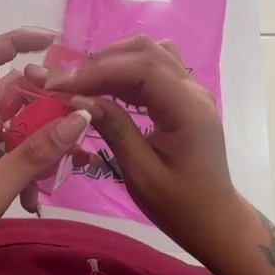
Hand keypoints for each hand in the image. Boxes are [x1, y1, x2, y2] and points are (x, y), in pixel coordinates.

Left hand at [0, 28, 91, 274]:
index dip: (17, 40)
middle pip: (16, 94)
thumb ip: (37, 154)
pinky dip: (28, 172)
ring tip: (76, 165)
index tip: (53, 40)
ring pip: (18, 128)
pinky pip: (10, 156)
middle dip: (51, 103)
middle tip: (85, 119)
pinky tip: (37, 202)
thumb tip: (79, 116)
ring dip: (46, 144)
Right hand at [31, 35, 245, 263]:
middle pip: (146, 51)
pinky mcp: (183, 98)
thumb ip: (114, 129)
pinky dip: (124, 70)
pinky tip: (102, 88)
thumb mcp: (141, 174)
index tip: (59, 84)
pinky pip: (153, 68)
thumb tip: (77, 100)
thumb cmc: (179, 206)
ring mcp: (191, 91)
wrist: (215, 223)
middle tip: (65, 83)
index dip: (97, 70)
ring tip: (81, 83)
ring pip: (150, 53)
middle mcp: (193, 91)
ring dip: (113, 61)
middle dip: (101, 61)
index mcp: (188, 110)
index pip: (142, 69)